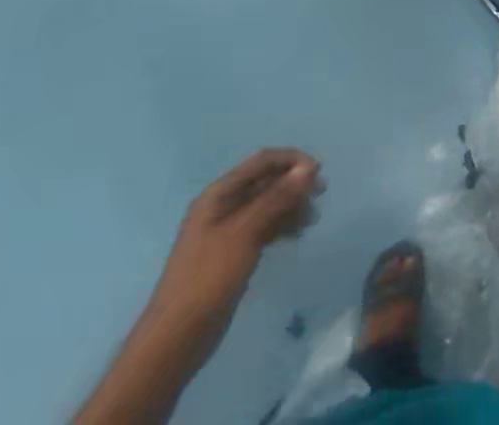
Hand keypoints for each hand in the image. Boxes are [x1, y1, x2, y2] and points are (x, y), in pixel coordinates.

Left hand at [149, 148, 321, 317]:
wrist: (177, 337)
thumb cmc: (208, 278)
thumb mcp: (244, 233)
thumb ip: (277, 198)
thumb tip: (308, 168)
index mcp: (218, 195)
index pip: (262, 161)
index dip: (292, 160)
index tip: (319, 173)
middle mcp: (223, 206)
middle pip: (266, 181)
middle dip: (295, 184)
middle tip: (321, 196)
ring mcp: (229, 230)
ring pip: (268, 205)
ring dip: (292, 205)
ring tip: (311, 221)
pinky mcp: (236, 252)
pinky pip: (265, 227)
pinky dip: (282, 225)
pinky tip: (296, 236)